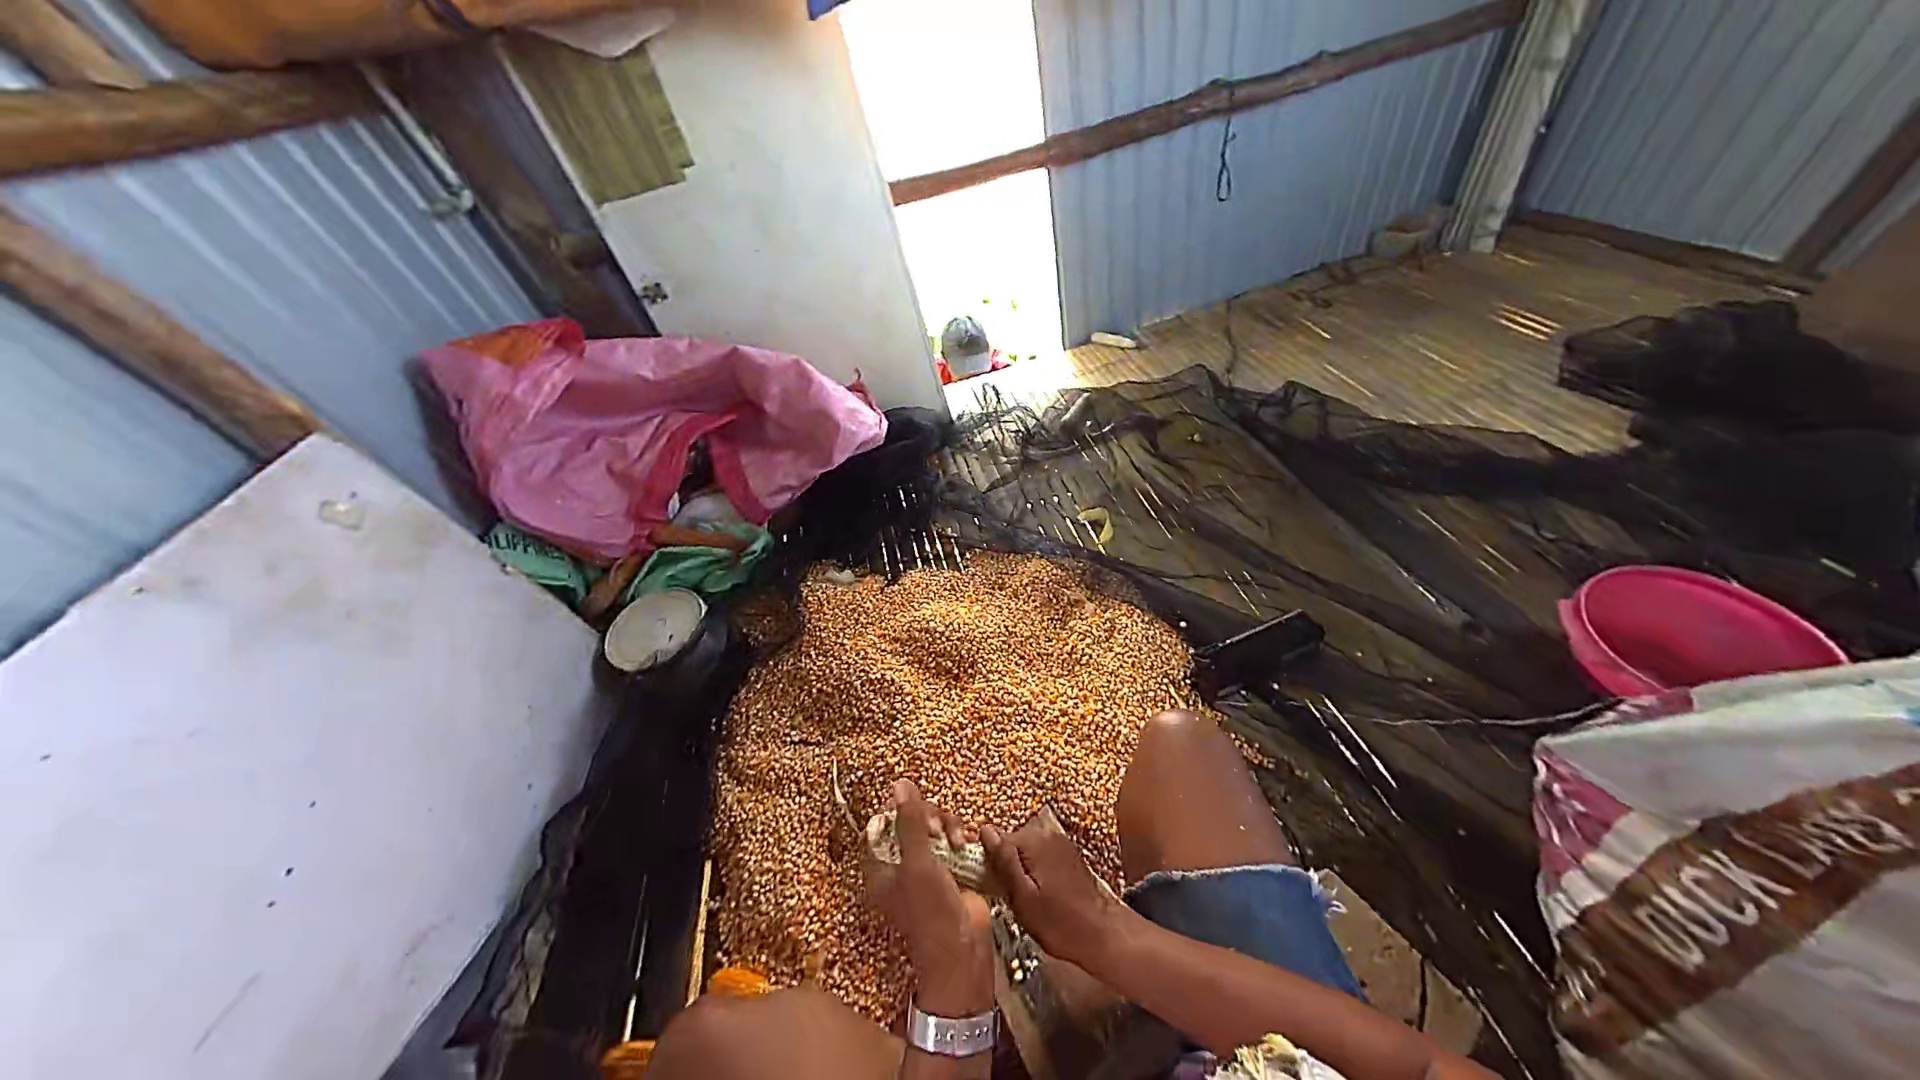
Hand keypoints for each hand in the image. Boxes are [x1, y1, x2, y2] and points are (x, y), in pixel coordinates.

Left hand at [868, 780, 995, 1016]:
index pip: (886, 824)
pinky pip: (954, 842)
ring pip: (937, 829)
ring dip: (949, 827)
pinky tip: (968, 842)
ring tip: (957, 841)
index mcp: (883, 867)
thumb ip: (910, 822)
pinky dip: (962, 838)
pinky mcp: (953, 872)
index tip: (916, 808)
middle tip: (939, 829)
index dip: (900, 811)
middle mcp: (904, 865)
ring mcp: (930, 868)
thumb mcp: (917, 863)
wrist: (964, 953)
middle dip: (930, 818)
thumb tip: (900, 784)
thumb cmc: (931, 913)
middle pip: (914, 821)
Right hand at [980, 807, 1134, 969]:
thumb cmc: (1060, 923)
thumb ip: (1003, 861)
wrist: (1104, 935)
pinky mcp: (1067, 857)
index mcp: (1033, 841)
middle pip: (1010, 844)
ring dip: (1019, 871)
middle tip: (1008, 897)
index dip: (986, 861)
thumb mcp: (1023, 897)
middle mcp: (1047, 835)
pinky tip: (1040, 897)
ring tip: (1025, 900)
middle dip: (1004, 866)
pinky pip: (1039, 859)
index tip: (988, 884)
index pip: (994, 838)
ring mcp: (1059, 844)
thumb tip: (985, 831)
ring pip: (1024, 853)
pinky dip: (1034, 874)